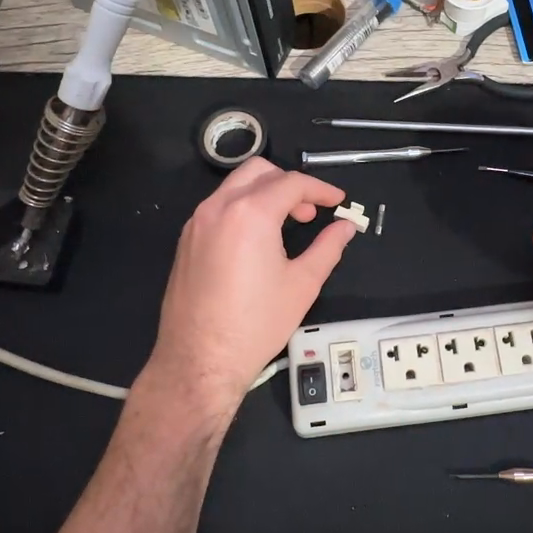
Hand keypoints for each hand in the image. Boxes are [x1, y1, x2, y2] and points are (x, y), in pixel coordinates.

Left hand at [143, 158, 356, 414]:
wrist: (198, 361)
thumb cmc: (256, 324)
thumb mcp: (302, 284)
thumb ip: (328, 247)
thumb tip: (346, 227)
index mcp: (250, 213)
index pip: (292, 183)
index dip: (320, 189)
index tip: (337, 201)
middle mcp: (219, 207)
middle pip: (260, 171)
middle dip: (289, 183)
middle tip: (310, 212)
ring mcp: (197, 223)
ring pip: (235, 185)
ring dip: (264, 193)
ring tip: (286, 225)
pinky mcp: (186, 241)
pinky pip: (218, 207)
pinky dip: (242, 207)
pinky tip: (257, 239)